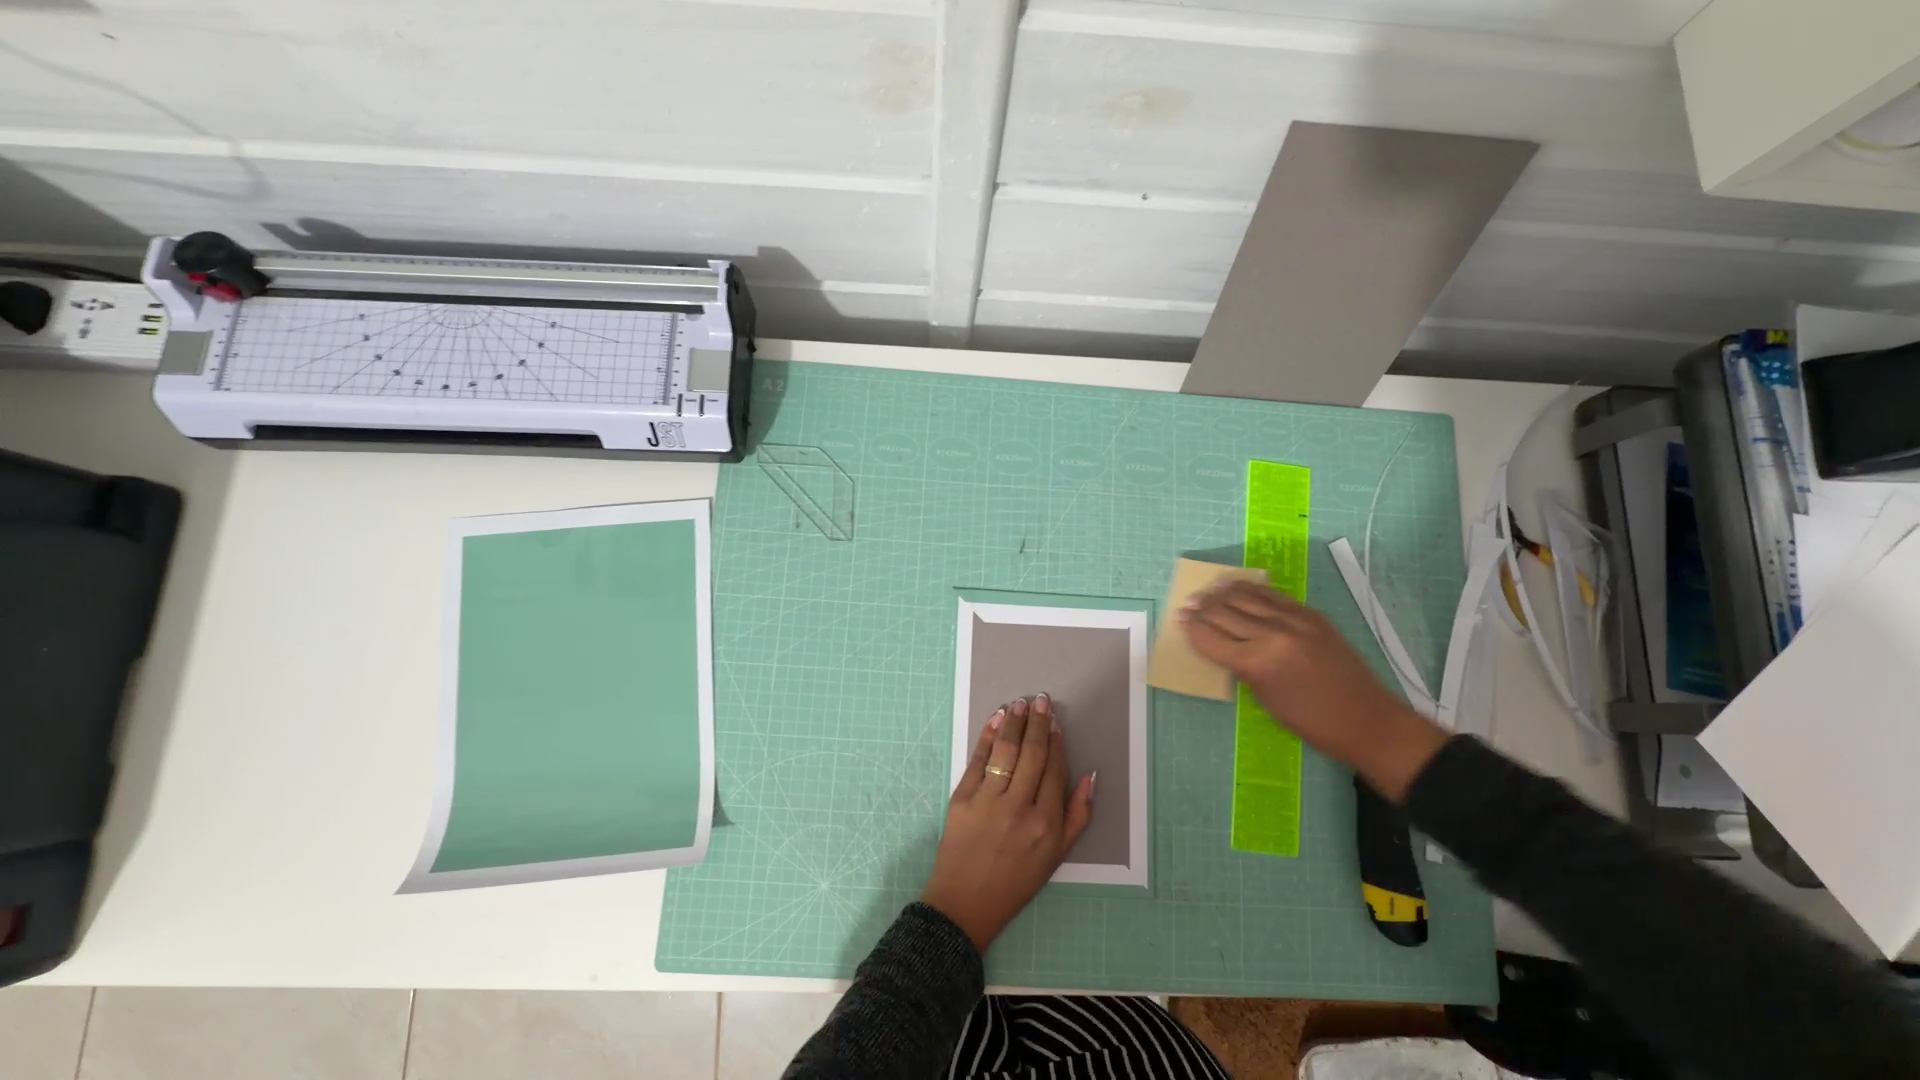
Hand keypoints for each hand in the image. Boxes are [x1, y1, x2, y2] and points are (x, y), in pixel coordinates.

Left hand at [920, 694, 1094, 952]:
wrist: (965, 902)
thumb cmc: (1016, 881)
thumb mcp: (1058, 856)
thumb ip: (1078, 815)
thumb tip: (1091, 776)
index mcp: (1046, 824)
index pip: (1055, 771)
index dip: (1057, 743)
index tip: (1056, 724)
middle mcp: (1019, 809)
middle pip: (1032, 755)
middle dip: (1039, 724)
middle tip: (1042, 701)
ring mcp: (988, 802)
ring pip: (1006, 752)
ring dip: (1014, 724)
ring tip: (1020, 704)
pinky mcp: (961, 799)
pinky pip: (978, 761)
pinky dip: (987, 737)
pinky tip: (996, 720)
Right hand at [1180, 580, 1446, 800]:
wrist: (1366, 719)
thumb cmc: (1310, 722)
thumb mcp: (1265, 700)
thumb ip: (1243, 668)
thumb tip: (1225, 646)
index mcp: (1258, 663)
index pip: (1212, 638)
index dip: (1192, 629)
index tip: (1179, 621)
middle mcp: (1273, 635)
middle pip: (1225, 613)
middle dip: (1202, 609)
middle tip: (1186, 606)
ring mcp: (1294, 620)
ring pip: (1247, 598)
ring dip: (1221, 595)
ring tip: (1205, 594)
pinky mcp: (1312, 615)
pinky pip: (1273, 596)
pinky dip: (1250, 590)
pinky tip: (1236, 588)